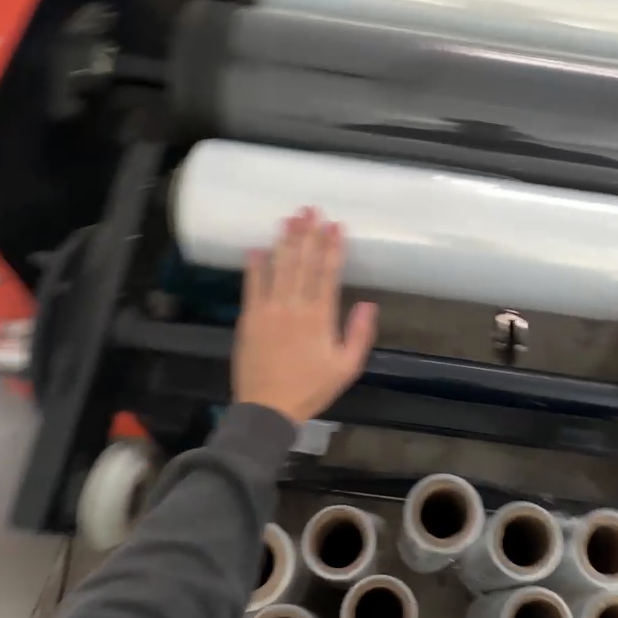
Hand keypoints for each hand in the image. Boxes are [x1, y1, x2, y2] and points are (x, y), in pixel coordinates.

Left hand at [233, 207, 378, 422]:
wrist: (267, 408)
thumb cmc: (311, 389)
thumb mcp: (346, 367)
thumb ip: (359, 335)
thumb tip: (368, 304)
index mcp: (320, 318)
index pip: (328, 273)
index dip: (332, 247)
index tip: (335, 225)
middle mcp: (294, 307)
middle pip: (302, 263)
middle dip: (307, 234)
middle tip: (310, 209)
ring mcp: (269, 310)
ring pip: (278, 268)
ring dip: (284, 242)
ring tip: (289, 218)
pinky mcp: (249, 319)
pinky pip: (252, 287)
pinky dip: (255, 267)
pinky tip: (256, 249)